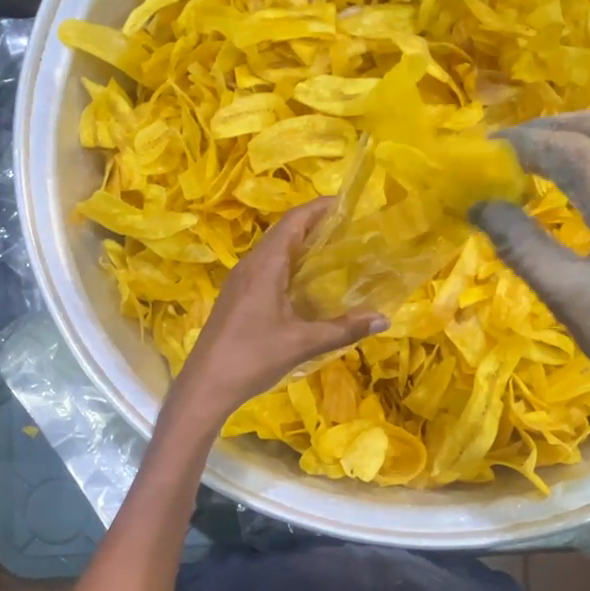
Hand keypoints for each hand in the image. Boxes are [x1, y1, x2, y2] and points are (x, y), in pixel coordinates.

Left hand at [173, 198, 387, 418]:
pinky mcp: (235, 299)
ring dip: (300, 248)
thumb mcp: (302, 343)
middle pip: (283, 233)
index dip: (319, 209)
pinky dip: (287, 268)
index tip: (347, 205)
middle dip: (314, 227)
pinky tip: (304, 286)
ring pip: (272, 253)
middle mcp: (249, 266)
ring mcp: (238, 283)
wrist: (206, 385)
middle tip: (348, 230)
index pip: (293, 222)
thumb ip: (343, 329)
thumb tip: (384, 318)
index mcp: (264, 266)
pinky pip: (264, 271)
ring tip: (332, 254)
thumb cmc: (253, 357)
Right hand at [470, 110, 589, 452]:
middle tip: (506, 145)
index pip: (573, 152)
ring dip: (575, 134)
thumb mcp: (563, 295)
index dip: (525, 145)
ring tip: (532, 152)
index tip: (487, 150)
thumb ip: (520, 244)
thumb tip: (480, 205)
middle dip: (549, 128)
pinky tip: (571, 169)